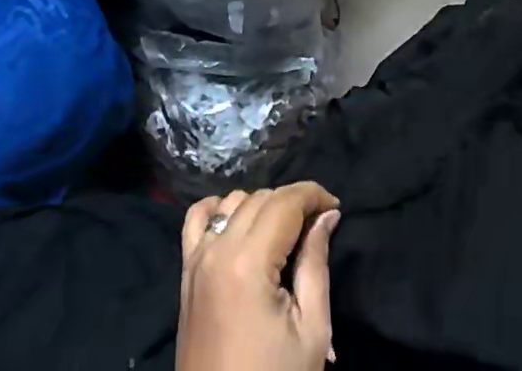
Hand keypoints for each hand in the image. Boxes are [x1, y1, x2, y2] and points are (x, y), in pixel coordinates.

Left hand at [178, 183, 340, 370]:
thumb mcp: (311, 327)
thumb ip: (316, 262)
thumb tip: (327, 215)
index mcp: (248, 263)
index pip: (285, 202)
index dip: (315, 195)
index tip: (336, 208)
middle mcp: (217, 251)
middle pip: (261, 197)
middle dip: (293, 201)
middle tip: (317, 224)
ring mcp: (195, 262)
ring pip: (232, 201)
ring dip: (261, 204)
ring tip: (284, 230)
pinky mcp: (185, 275)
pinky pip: (196, 219)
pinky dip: (218, 209)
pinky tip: (238, 221)